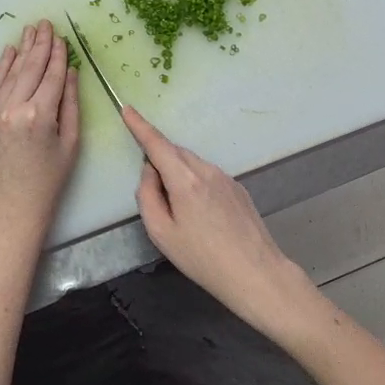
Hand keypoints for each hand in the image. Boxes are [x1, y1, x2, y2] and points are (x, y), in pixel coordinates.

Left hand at [0, 21, 80, 246]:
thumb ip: (71, 105)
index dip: (59, 55)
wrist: (13, 207)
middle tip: (46, 23)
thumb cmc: (49, 181)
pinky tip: (9, 52)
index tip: (63, 37)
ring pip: (10, 73)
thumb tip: (71, 73)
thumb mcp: (70, 144)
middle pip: (30, 69)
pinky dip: (1, 68)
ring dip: (21, 50)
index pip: (53, 76)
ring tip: (30, 31)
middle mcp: (14, 109)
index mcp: (40, 116)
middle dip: (40, 44)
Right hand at [123, 106, 314, 336]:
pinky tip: (202, 216)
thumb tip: (149, 172)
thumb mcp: (161, 232)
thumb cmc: (202, 258)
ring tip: (181, 214)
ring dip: (178, 175)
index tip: (127, 109)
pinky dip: (195, 184)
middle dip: (159, 161)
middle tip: (156, 197)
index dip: (139, 126)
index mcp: (184, 179)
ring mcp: (226, 178)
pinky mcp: (238, 188)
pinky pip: (208, 176)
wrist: (256, 274)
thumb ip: (147, 195)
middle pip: (175, 153)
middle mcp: (207, 170)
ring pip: (192, 164)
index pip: (157, 144)